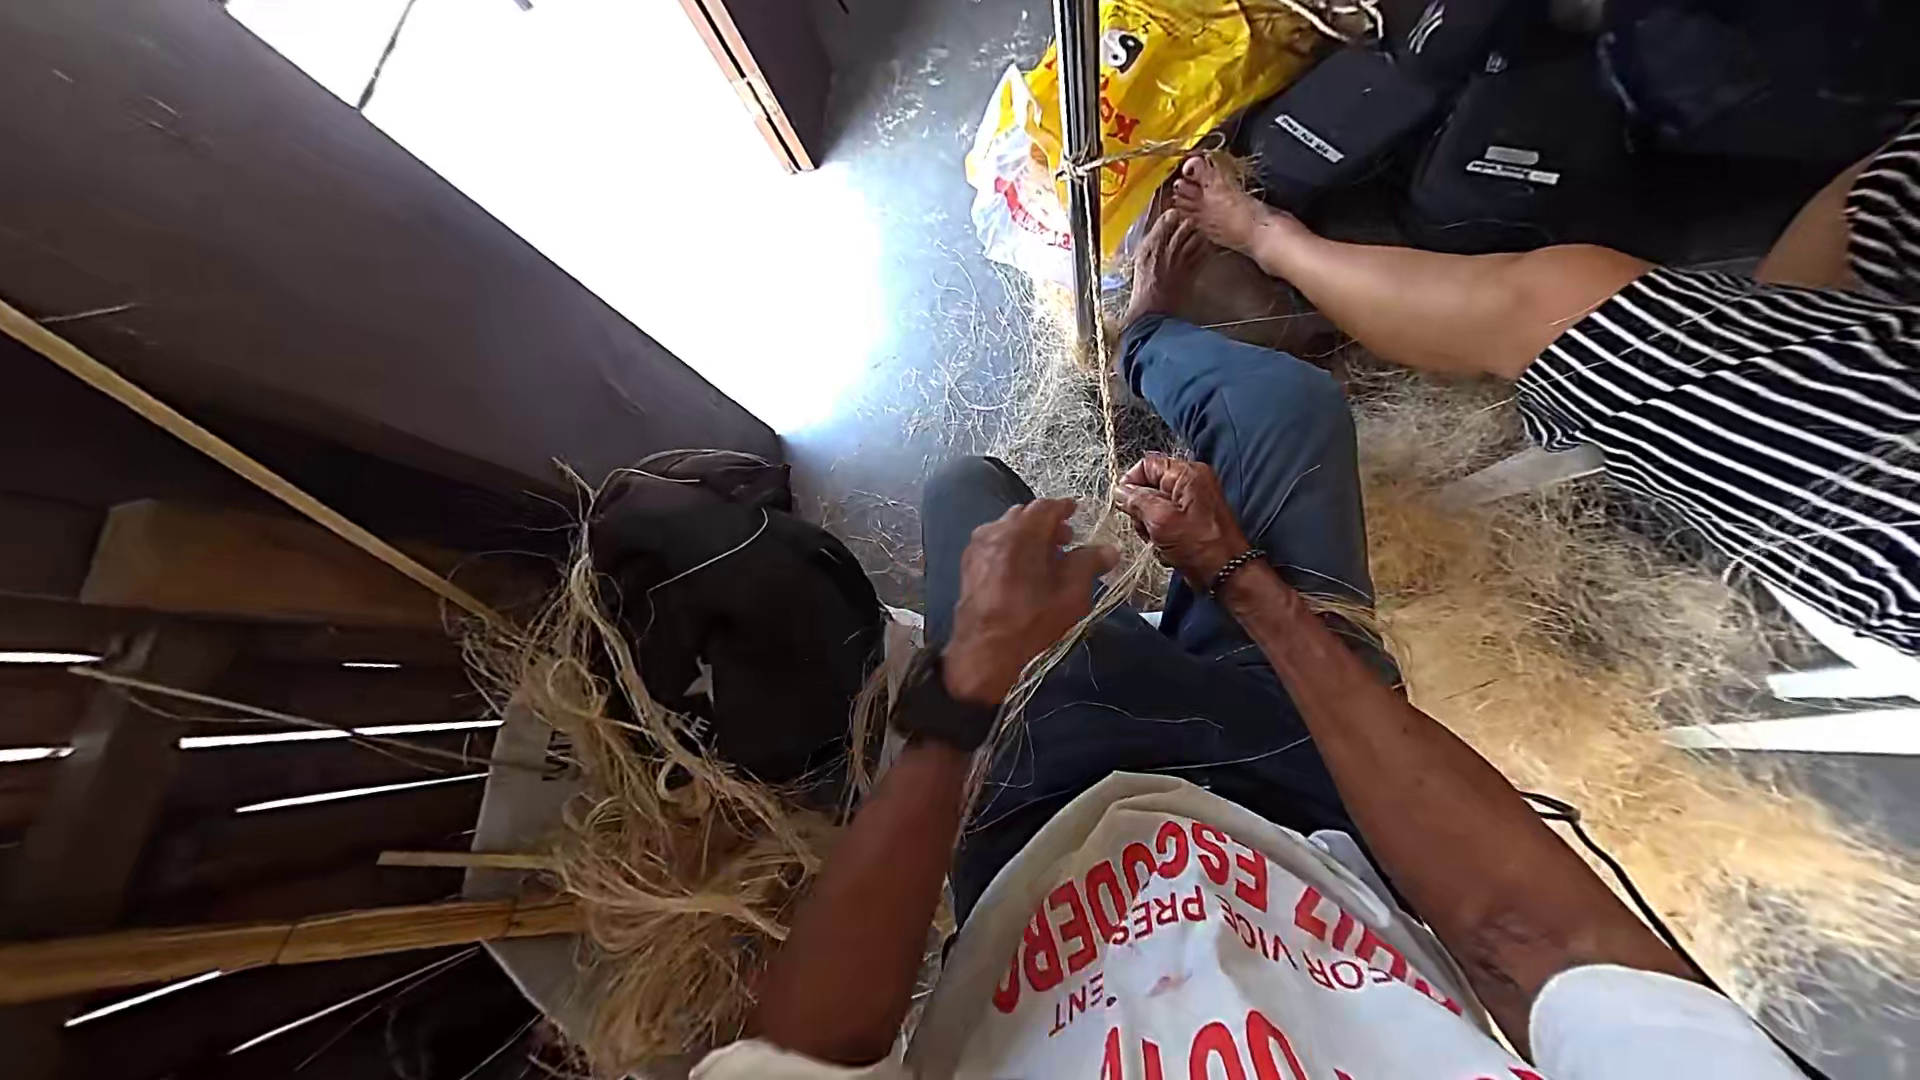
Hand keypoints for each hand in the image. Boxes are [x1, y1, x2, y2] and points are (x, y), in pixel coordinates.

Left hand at [944, 499, 1118, 704]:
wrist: (984, 650)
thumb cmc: (1031, 620)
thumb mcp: (1071, 593)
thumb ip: (1089, 564)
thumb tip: (1109, 550)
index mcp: (1021, 532)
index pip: (1046, 507)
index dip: (1064, 508)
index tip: (1075, 512)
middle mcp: (995, 531)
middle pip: (1025, 515)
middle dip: (1047, 523)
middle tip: (1066, 539)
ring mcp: (977, 547)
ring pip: (1007, 529)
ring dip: (1028, 536)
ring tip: (1046, 558)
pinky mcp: (968, 565)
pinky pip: (994, 544)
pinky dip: (1011, 547)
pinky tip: (1022, 570)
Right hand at [1116, 453, 1251, 586]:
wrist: (1226, 572)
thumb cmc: (1199, 545)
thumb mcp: (1160, 519)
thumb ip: (1136, 500)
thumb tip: (1120, 491)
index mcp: (1187, 473)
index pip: (1146, 464)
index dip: (1130, 482)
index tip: (1124, 504)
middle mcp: (1191, 482)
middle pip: (1148, 486)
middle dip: (1141, 509)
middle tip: (1147, 527)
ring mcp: (1192, 501)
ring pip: (1153, 506)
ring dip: (1149, 525)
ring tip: (1158, 539)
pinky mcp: (1192, 518)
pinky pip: (1164, 520)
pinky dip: (1160, 533)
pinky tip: (1166, 546)